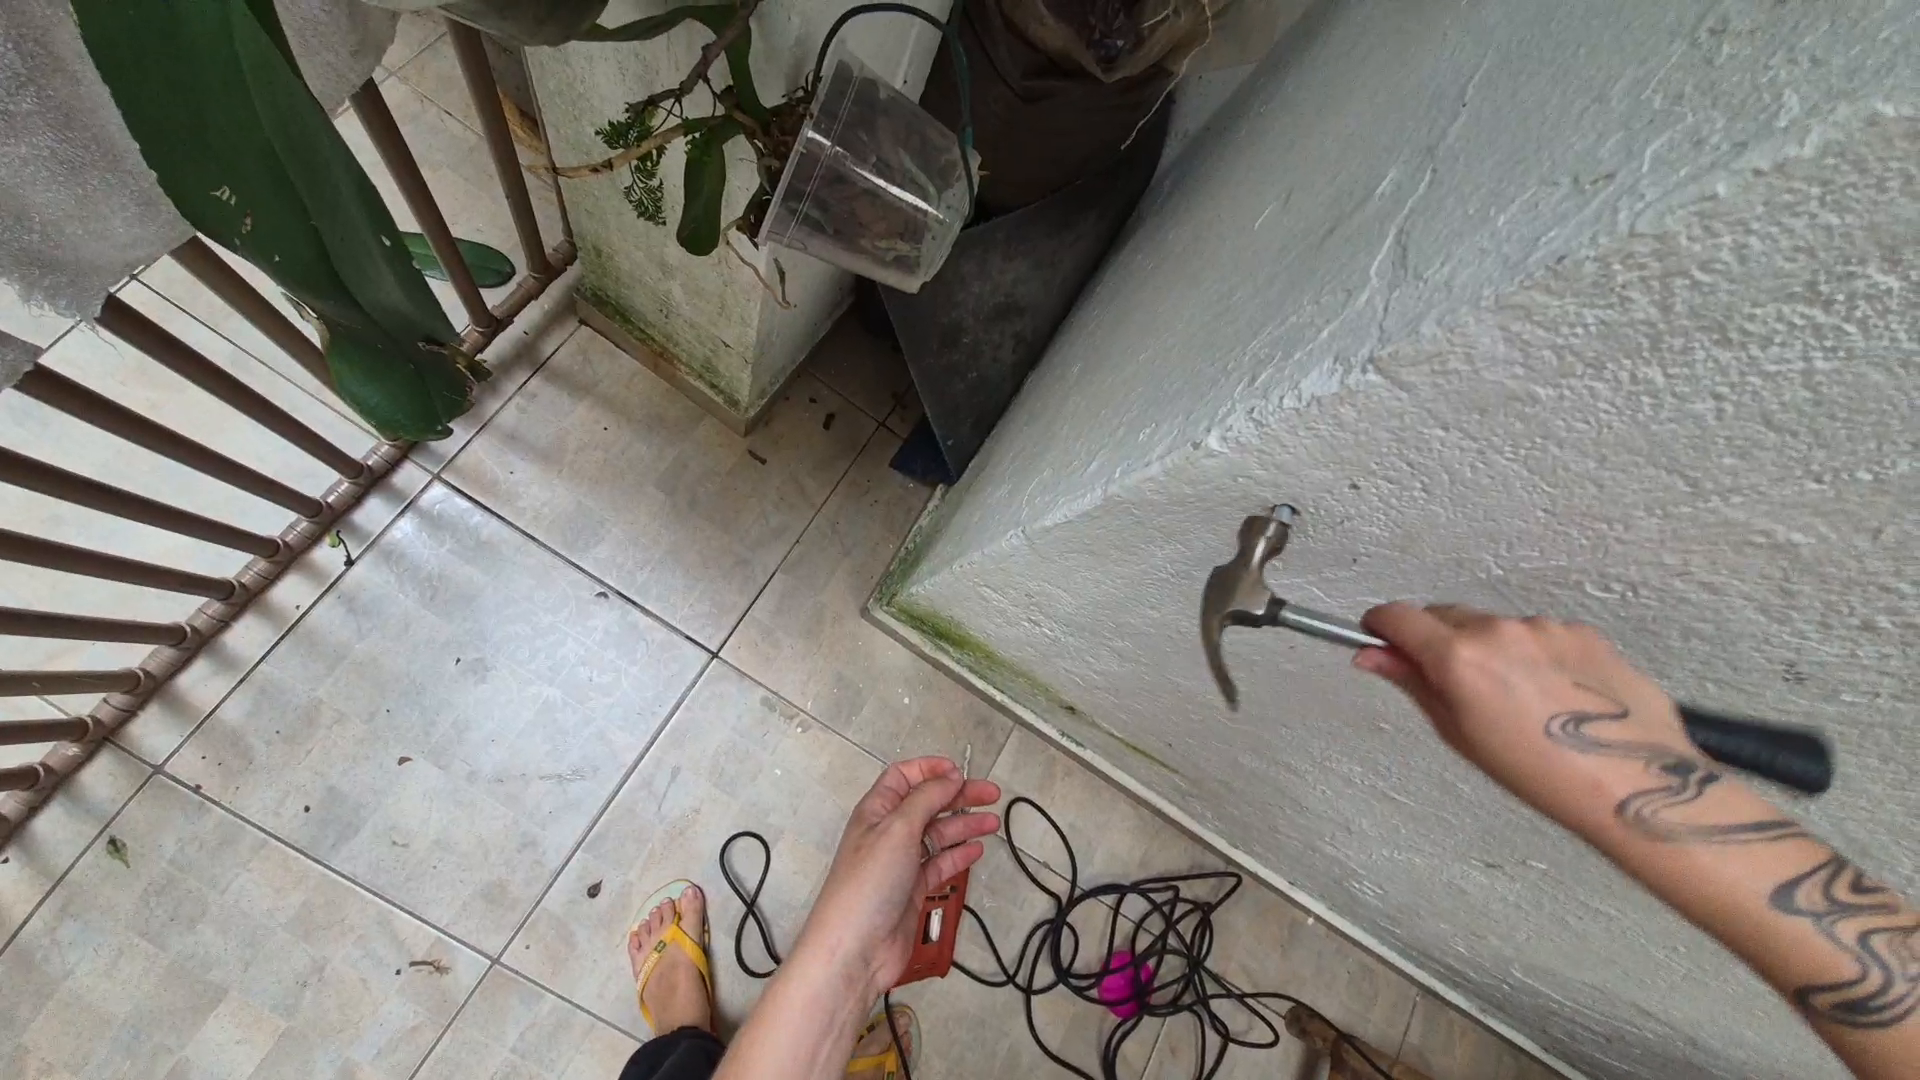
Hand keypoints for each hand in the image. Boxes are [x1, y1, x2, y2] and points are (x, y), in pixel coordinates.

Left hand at [790, 757, 999, 1000]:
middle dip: (958, 796)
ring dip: (964, 826)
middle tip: (992, 794)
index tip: (960, 771)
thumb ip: (927, 798)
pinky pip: (939, 864)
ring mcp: (901, 862)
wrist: (856, 948)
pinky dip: (958, 855)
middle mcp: (889, 832)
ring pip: (938, 834)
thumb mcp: (898, 828)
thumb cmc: (870, 881)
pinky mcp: (912, 889)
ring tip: (993, 823)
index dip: (930, 769)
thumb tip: (950, 776)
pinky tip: (977, 850)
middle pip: (928, 803)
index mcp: (877, 810)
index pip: (903, 776)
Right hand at [1354, 603, 1692, 833]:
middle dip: (1435, 639)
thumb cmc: (1537, 771)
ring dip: (1487, 647)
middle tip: (1451, 684)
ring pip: (1491, 626)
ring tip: (1514, 696)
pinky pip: (1536, 633)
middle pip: (1443, 615)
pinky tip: (1550, 692)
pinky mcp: (1583, 632)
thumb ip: (1411, 681)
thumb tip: (1370, 655)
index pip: (1397, 615)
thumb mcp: (1456, 730)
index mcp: (1458, 656)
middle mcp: (1497, 630)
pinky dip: (1530, 653)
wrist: (1635, 783)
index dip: (1381, 626)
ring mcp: (1544, 627)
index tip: (1380, 640)